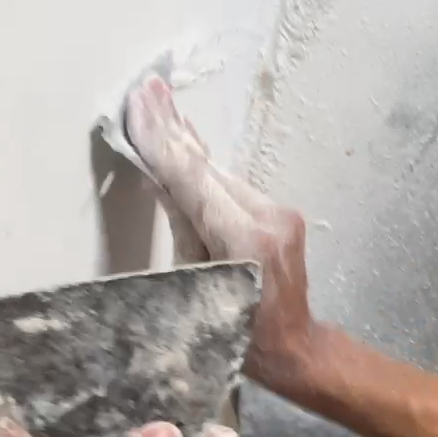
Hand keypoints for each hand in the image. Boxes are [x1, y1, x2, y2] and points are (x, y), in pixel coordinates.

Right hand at [125, 76, 321, 389]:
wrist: (296, 347)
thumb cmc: (238, 335)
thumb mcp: (195, 285)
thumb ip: (183, 228)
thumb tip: (160, 178)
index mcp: (246, 238)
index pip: (194, 179)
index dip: (164, 142)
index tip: (141, 103)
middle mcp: (270, 216)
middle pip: (210, 170)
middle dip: (175, 131)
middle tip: (148, 89)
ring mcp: (282, 214)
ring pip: (222, 176)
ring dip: (190, 148)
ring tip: (160, 106)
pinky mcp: (284, 216)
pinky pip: (235, 189)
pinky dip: (207, 172)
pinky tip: (189, 145)